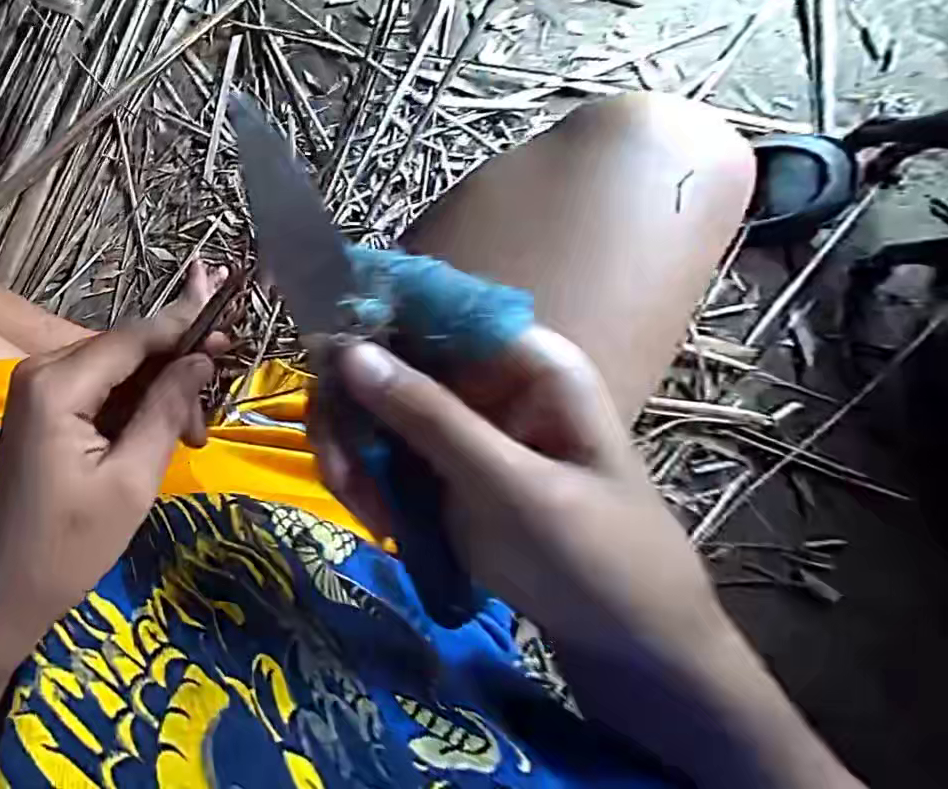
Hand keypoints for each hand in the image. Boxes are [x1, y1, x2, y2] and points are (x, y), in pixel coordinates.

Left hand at [0, 265, 228, 640]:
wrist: (4, 589)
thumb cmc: (69, 545)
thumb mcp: (132, 480)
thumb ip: (167, 410)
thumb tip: (200, 359)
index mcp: (57, 383)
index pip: (132, 336)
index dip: (183, 327)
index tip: (229, 329)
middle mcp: (41, 368)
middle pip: (124, 349)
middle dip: (171, 373)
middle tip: (207, 419)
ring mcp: (36, 385)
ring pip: (115, 367)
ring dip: (155, 393)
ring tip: (190, 437)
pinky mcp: (40, 404)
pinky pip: (97, 386)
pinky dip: (130, 404)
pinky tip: (157, 434)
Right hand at [316, 335, 860, 787]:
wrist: (622, 642)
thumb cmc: (599, 557)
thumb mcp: (516, 488)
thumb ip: (432, 418)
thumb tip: (348, 352)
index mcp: (518, 358)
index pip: (429, 306)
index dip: (369, 317)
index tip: (324, 358)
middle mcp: (473, 372)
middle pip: (377, 354)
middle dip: (348, 410)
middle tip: (341, 469)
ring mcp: (444, 412)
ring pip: (359, 399)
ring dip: (346, 449)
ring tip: (363, 506)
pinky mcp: (422, 450)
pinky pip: (364, 440)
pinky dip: (355, 474)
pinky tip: (376, 518)